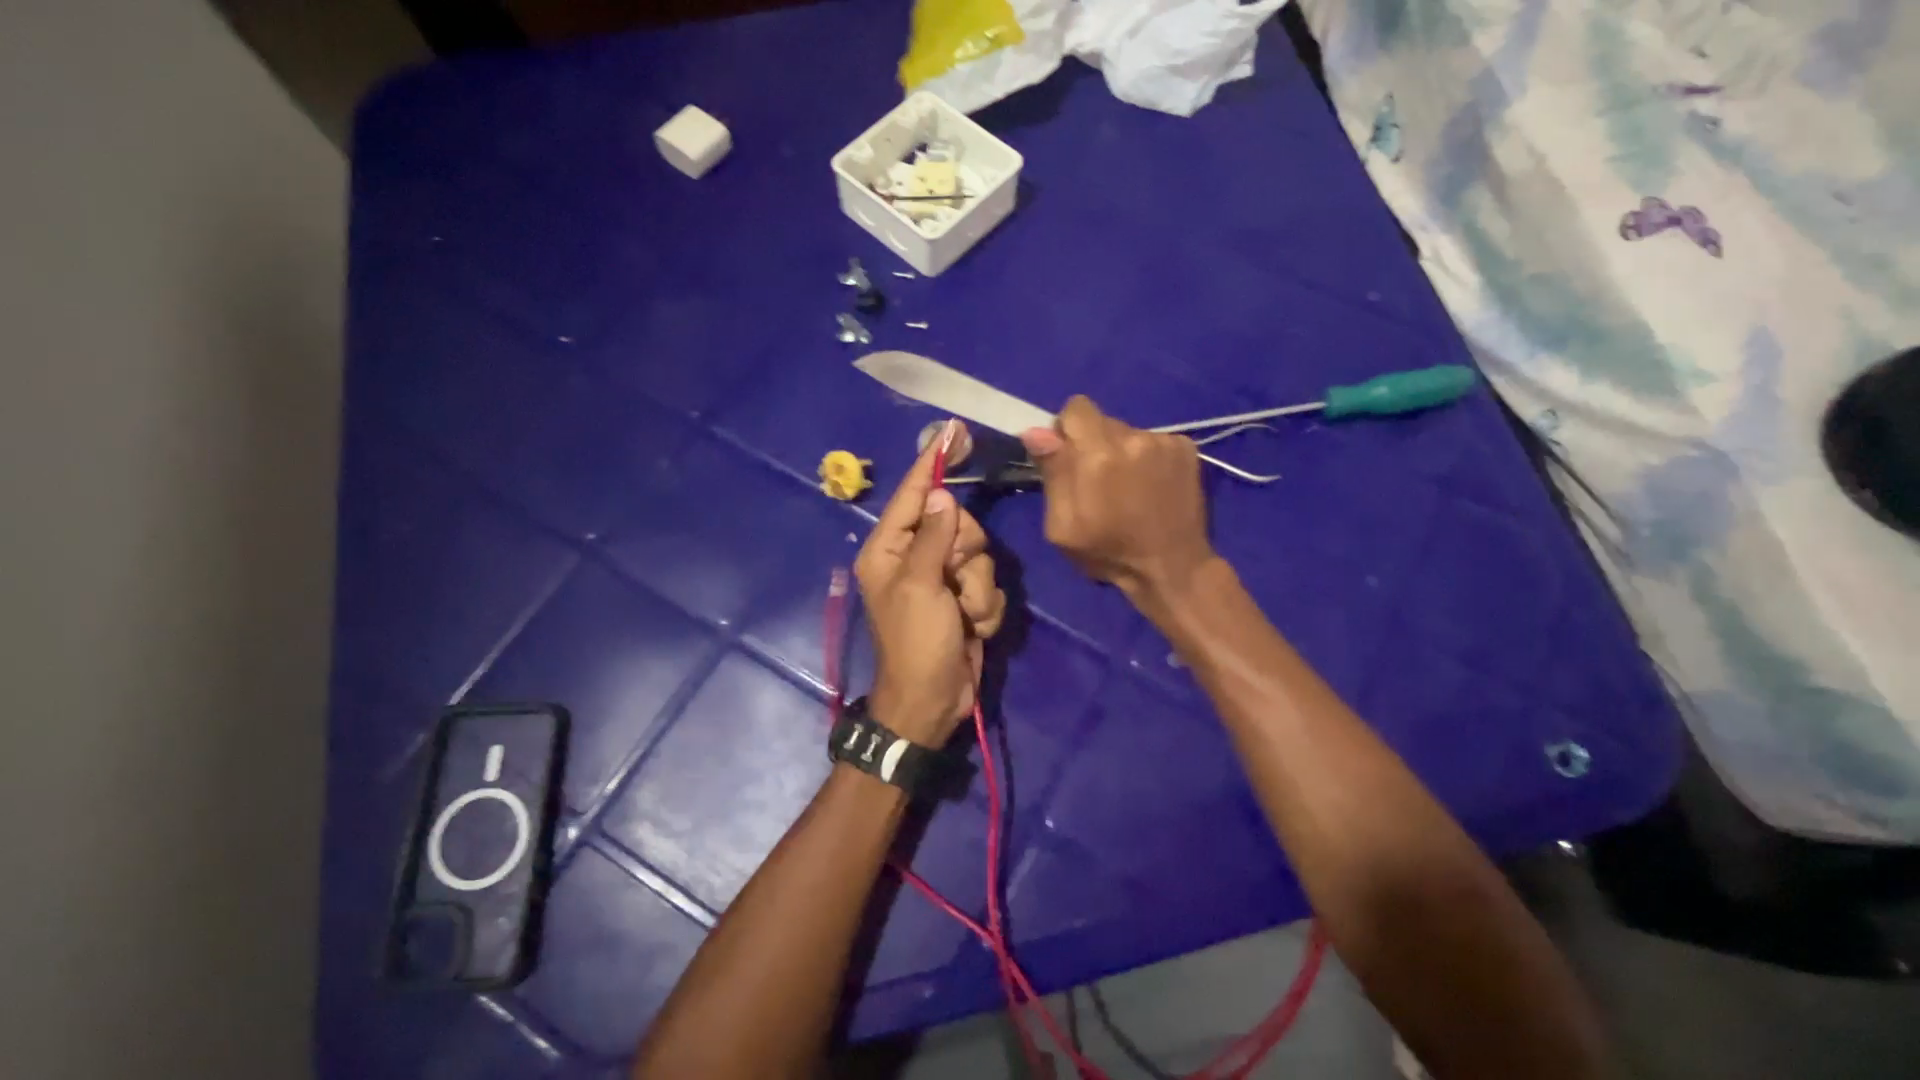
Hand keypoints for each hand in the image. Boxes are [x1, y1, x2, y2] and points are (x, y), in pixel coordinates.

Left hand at [854, 425, 1005, 746]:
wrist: (933, 703)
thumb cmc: (916, 644)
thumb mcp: (920, 586)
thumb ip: (933, 536)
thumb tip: (940, 494)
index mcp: (889, 549)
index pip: (912, 495)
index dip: (933, 465)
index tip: (952, 433)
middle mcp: (914, 558)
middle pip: (959, 525)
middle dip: (966, 557)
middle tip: (953, 584)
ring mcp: (942, 580)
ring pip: (980, 556)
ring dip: (977, 591)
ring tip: (962, 618)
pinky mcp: (965, 601)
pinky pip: (989, 585)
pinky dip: (985, 610)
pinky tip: (972, 632)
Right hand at [1021, 396, 1216, 604]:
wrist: (1172, 568)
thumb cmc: (1109, 552)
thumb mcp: (1062, 527)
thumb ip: (1052, 474)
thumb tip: (1036, 433)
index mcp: (1097, 454)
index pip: (1076, 408)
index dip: (1068, 431)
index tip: (1070, 459)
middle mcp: (1132, 438)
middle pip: (1102, 421)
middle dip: (1095, 444)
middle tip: (1101, 481)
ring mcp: (1164, 441)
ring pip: (1129, 432)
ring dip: (1123, 452)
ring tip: (1131, 488)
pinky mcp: (1186, 449)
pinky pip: (1155, 441)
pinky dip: (1149, 458)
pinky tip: (1153, 486)